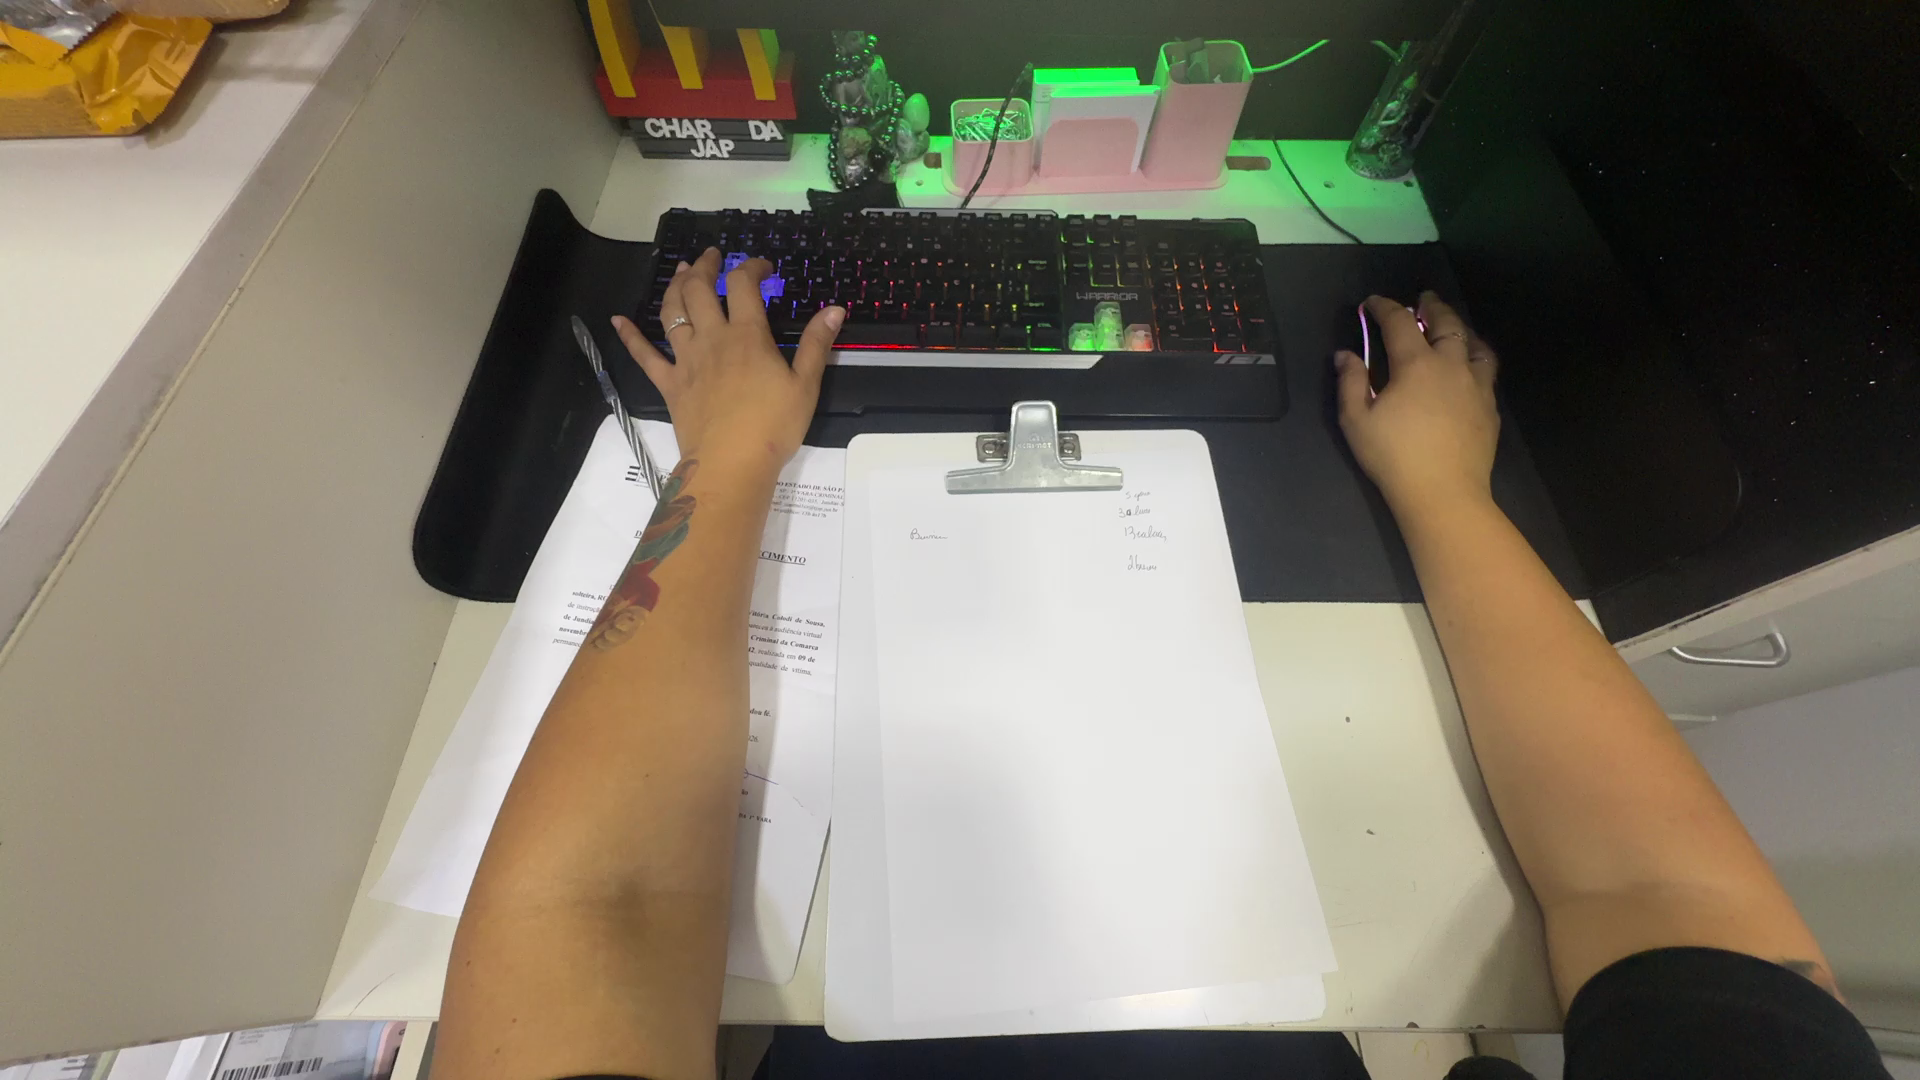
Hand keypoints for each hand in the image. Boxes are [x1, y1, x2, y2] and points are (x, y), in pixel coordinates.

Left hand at [612, 248, 843, 477]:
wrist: (732, 464)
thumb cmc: (774, 426)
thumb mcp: (806, 385)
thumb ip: (816, 344)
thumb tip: (834, 309)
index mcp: (747, 336)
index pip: (743, 285)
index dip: (751, 266)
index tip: (762, 265)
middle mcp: (712, 339)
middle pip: (699, 289)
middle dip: (704, 266)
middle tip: (711, 256)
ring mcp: (686, 360)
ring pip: (672, 312)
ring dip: (674, 286)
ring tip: (680, 272)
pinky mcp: (670, 384)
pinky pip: (644, 356)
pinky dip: (630, 336)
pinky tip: (617, 320)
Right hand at [1335, 292, 1499, 517]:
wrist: (1442, 490)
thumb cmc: (1391, 455)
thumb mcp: (1356, 420)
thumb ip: (1350, 383)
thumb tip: (1345, 354)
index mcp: (1415, 365)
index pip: (1399, 324)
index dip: (1384, 308)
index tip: (1372, 302)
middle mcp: (1450, 365)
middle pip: (1445, 324)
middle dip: (1431, 307)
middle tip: (1422, 300)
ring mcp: (1476, 384)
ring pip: (1473, 343)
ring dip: (1459, 329)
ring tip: (1452, 327)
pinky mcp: (1489, 405)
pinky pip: (1486, 368)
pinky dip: (1475, 355)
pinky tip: (1469, 363)